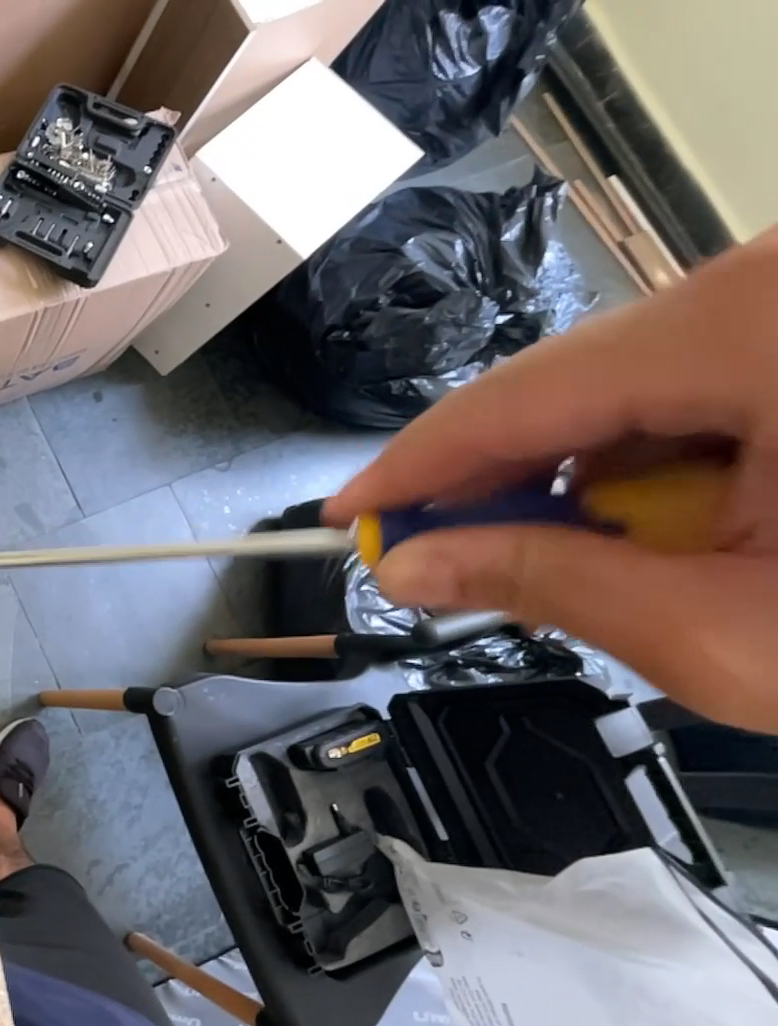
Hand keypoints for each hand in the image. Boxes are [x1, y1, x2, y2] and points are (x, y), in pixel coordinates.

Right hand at [325, 231, 777, 731]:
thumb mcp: (738, 632)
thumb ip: (548, 585)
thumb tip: (417, 567)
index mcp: (762, 332)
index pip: (510, 401)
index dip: (408, 468)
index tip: (349, 516)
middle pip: (565, 384)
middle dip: (493, 482)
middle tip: (441, 556)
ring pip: (627, 382)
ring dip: (578, 475)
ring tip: (586, 554)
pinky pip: (699, 378)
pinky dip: (655, 454)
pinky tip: (673, 518)